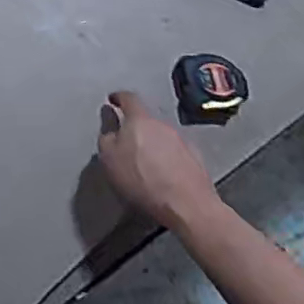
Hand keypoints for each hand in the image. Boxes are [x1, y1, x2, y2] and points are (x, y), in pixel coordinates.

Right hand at [97, 91, 222, 227]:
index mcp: (140, 120)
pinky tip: (162, 175)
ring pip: (161, 136)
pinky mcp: (196, 159)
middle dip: (135, 128)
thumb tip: (110, 124)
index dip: (118, 97)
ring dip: (152, 145)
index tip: (113, 100)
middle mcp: (163, 125)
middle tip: (125, 143)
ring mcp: (182, 141)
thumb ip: (107, 137)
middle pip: (146, 120)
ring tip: (144, 164)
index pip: (129, 98)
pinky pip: (175, 152)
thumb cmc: (142, 180)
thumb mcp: (109, 159)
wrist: (187, 206)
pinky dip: (166, 158)